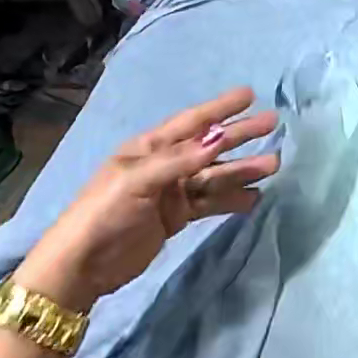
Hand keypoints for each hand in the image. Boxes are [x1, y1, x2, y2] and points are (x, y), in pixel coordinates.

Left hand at [14, 88, 278, 310]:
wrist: (84, 262)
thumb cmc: (104, 211)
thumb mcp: (137, 181)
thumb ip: (179, 161)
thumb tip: (217, 137)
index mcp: (149, 147)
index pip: (191, 122)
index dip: (220, 108)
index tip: (250, 95)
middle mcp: (163, 164)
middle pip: (208, 146)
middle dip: (239, 135)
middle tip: (273, 124)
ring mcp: (170, 192)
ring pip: (213, 176)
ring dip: (241, 170)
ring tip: (273, 164)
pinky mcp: (174, 218)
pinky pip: (208, 203)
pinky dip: (230, 199)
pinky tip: (253, 197)